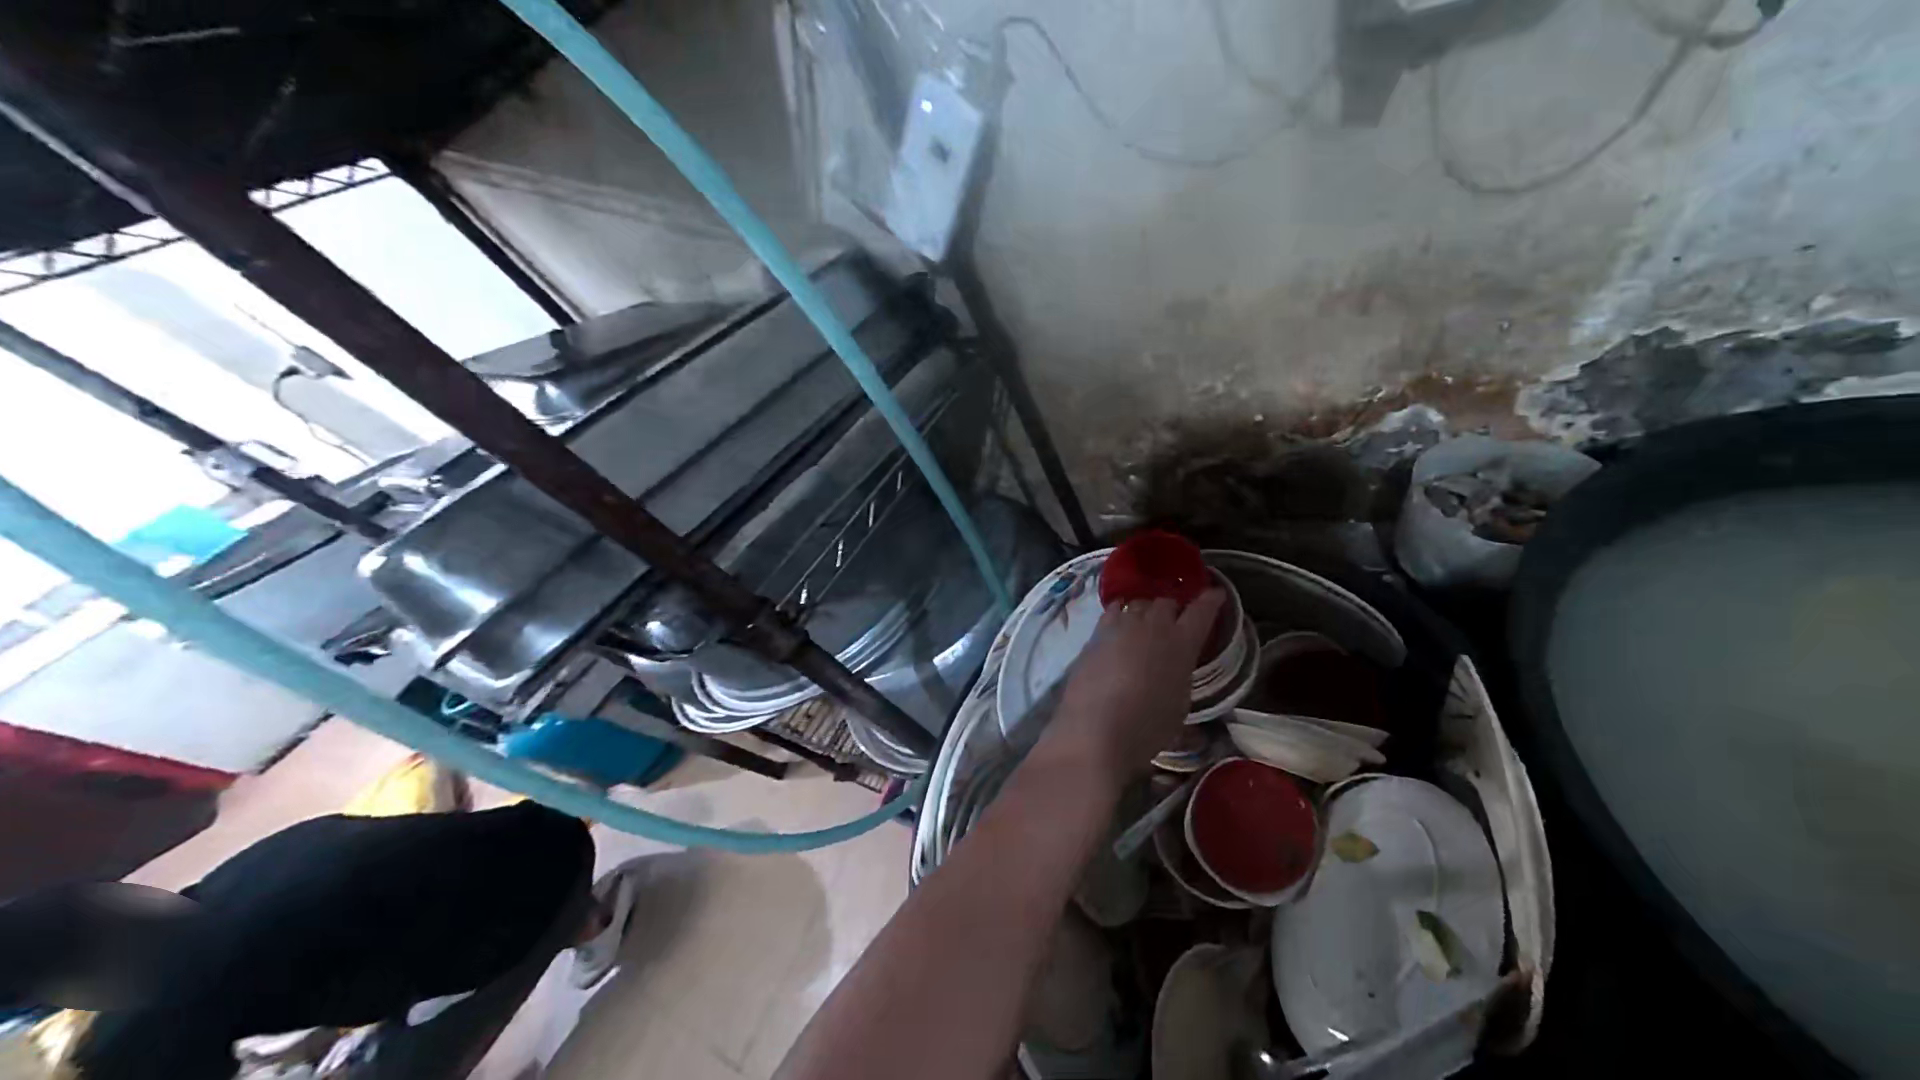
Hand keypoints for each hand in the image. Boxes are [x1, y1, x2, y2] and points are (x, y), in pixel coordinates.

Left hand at [1036, 589, 1226, 785]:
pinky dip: (1121, 611)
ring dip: (1146, 609)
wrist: (1096, 728)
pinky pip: (1113, 611)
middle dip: (1174, 607)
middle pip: (1166, 602)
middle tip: (1175, 618)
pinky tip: (1119, 619)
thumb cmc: (1147, 727)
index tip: (1215, 594)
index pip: (1202, 611)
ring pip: (1138, 603)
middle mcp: (1153, 626)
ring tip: (1146, 619)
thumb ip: (1179, 682)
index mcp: (1182, 644)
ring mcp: (1121, 626)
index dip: (1210, 601)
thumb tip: (1176, 681)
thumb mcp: (1178, 707)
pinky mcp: (1096, 634)